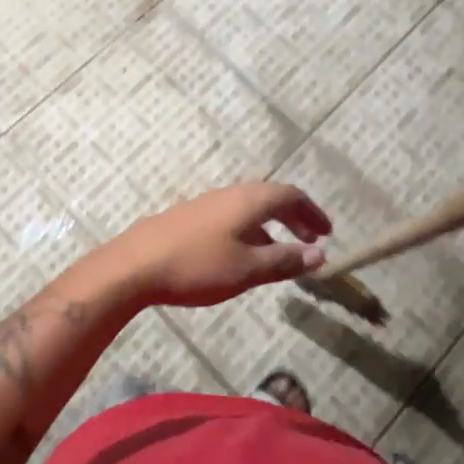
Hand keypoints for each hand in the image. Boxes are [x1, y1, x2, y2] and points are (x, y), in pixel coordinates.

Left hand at [103, 180, 332, 308]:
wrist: (135, 265)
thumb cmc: (198, 266)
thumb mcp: (248, 269)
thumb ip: (285, 261)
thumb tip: (320, 254)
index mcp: (249, 200)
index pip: (291, 195)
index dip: (313, 212)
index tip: (328, 233)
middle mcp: (231, 194)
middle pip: (271, 198)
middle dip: (295, 218)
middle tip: (312, 241)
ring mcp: (208, 204)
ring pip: (250, 208)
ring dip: (272, 226)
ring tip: (283, 254)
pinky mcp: (190, 218)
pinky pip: (233, 217)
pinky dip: (251, 231)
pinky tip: (244, 256)